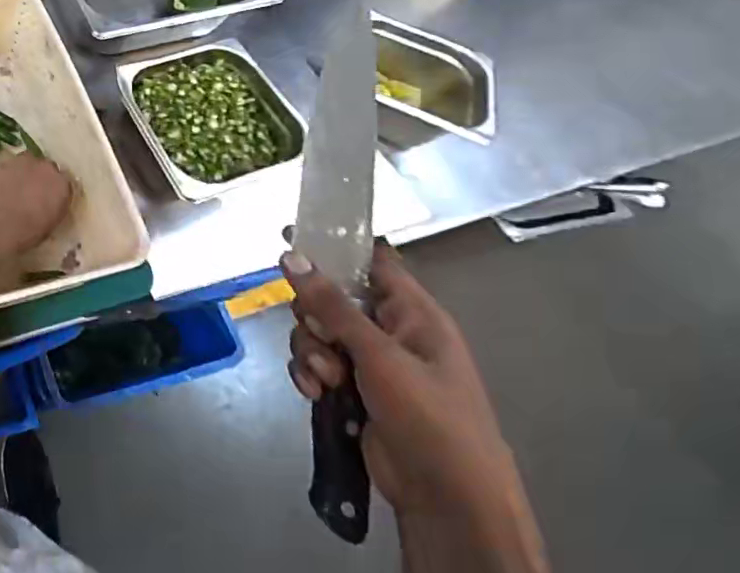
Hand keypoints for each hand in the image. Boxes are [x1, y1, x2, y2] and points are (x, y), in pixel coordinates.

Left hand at [0, 153, 72, 256]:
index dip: (53, 187)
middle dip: (39, 176)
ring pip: (26, 161)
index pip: (64, 180)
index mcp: (62, 186)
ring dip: (22, 170)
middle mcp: (46, 168)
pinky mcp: (3, 159)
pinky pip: (7, 162)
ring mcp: (24, 161)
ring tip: (11, 185)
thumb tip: (48, 202)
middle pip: (45, 167)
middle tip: (28, 190)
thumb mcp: (48, 225)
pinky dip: (5, 170)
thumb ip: (53, 206)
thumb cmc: (23, 235)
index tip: (46, 195)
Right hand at [283, 245, 547, 572]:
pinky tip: (316, 394)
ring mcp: (371, 362)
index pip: (370, 261)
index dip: (333, 245)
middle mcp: (390, 331)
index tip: (290, 237)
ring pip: (318, 333)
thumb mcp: (379, 356)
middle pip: (331, 297)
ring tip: (327, 379)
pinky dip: (311, 375)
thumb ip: (332, 305)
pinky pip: (317, 364)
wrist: (448, 502)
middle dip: (314, 316)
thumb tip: (290, 255)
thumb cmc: (430, 417)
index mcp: (412, 313)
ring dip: (312, 352)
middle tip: (321, 337)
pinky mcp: (354, 390)